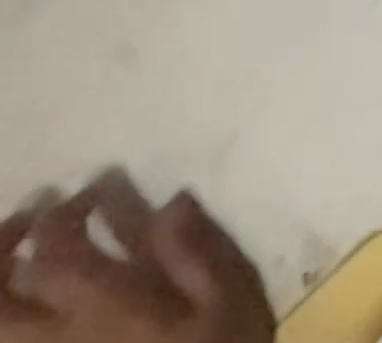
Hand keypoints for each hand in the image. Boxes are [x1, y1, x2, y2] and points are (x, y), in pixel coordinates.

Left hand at [1, 175, 273, 342]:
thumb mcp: (225, 299)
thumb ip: (195, 252)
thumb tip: (174, 200)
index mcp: (104, 308)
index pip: (59, 252)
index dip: (68, 212)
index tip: (95, 187)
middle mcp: (52, 334)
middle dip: (4, 243)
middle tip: (32, 212)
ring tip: (15, 250)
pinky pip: (9, 335)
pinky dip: (9, 313)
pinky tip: (22, 298)